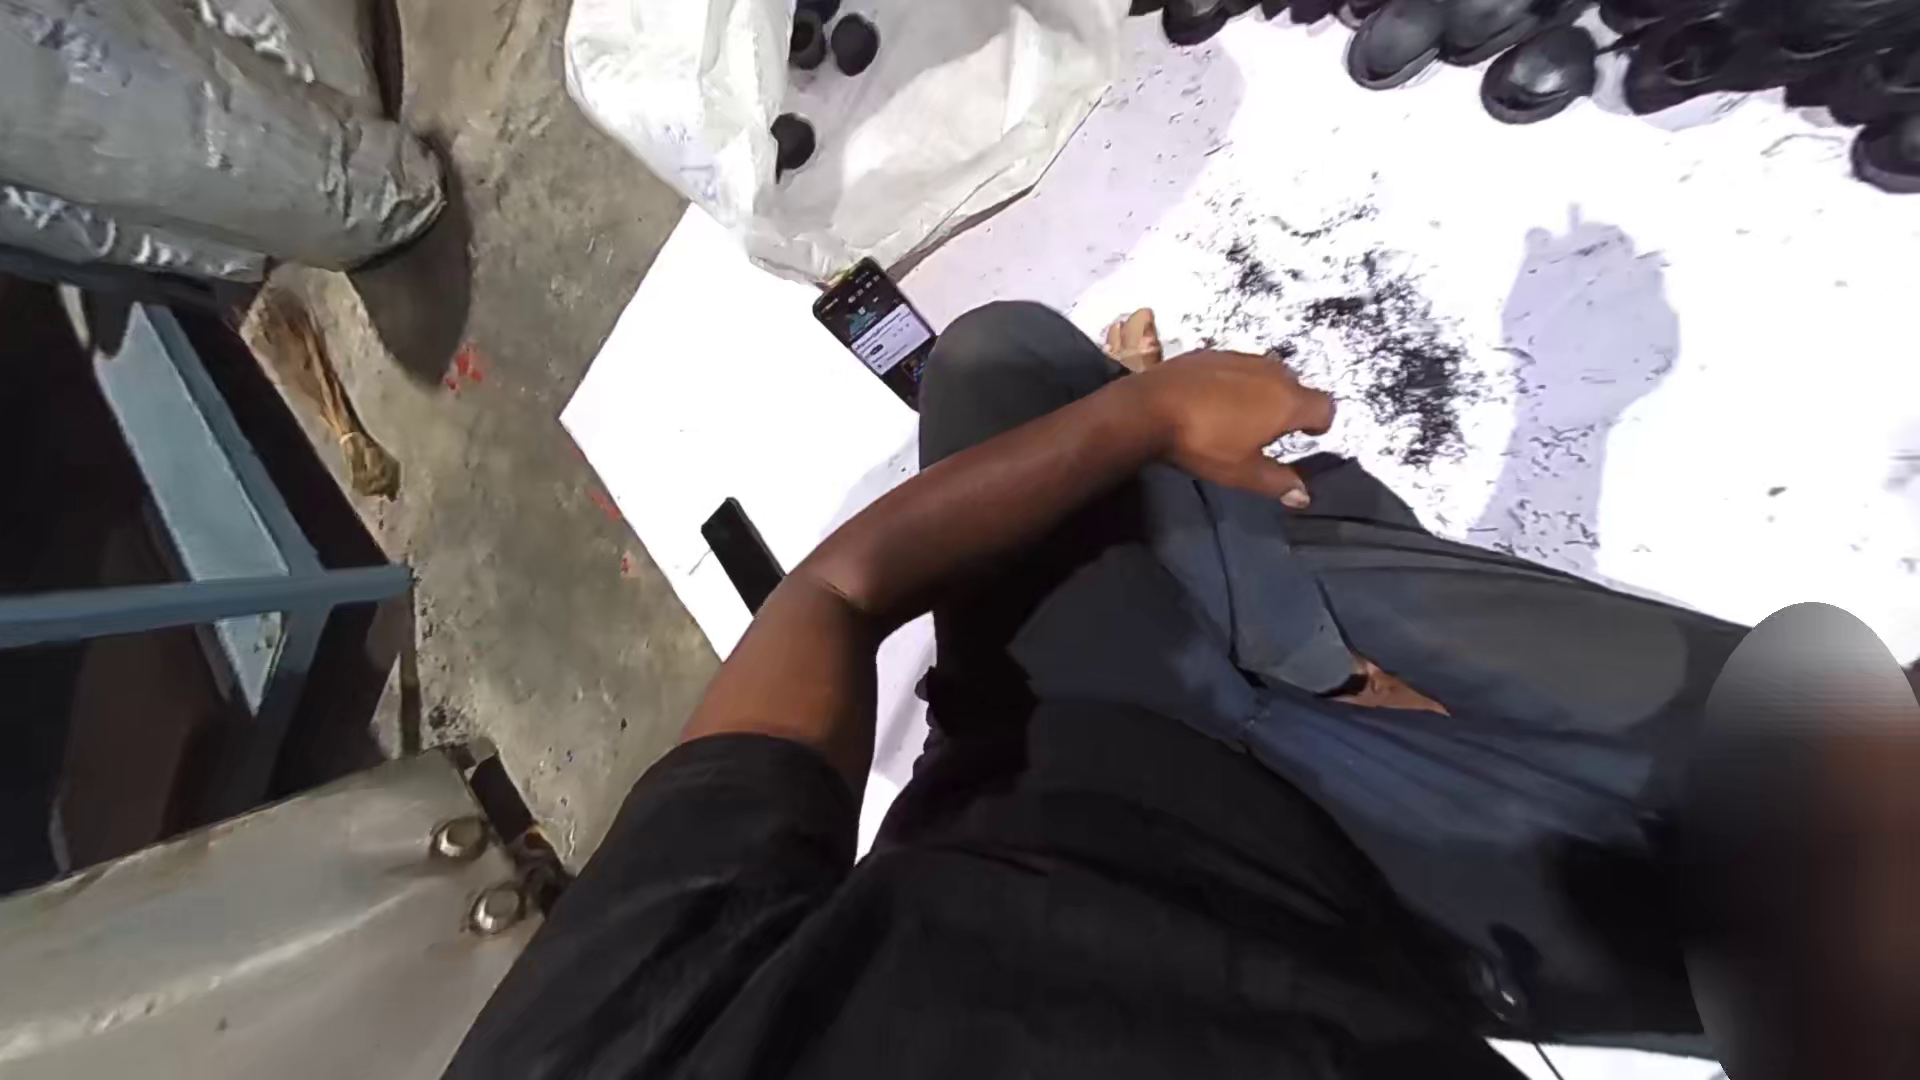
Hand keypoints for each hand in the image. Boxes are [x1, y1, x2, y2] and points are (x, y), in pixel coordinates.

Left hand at [1127, 350, 1333, 505]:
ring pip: (1264, 372)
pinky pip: (1232, 366)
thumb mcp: (1240, 471)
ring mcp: (1238, 357)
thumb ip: (1275, 481)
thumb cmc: (1202, 443)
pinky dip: (1231, 380)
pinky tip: (1211, 396)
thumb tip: (1303, 495)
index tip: (1309, 434)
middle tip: (1271, 427)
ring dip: (1261, 390)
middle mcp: (1270, 372)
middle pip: (1295, 386)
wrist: (1149, 407)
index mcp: (1287, 401)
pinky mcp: (1208, 353)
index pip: (1324, 406)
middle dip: (1290, 405)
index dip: (1320, 423)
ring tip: (1241, 412)